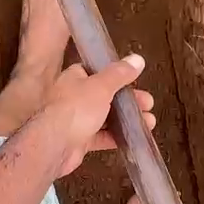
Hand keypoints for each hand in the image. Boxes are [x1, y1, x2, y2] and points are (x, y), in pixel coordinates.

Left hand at [34, 54, 154, 176]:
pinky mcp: (78, 140)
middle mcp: (73, 98)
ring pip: (105, 117)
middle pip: (104, 96)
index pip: (96, 72)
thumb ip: (120, 74)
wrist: (54, 145)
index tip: (134, 80)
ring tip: (149, 122)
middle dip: (128, 100)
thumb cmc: (75, 109)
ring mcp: (75, 120)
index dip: (116, 75)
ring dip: (126, 119)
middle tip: (148, 103)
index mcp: (74, 78)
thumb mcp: (101, 86)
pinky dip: (116, 137)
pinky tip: (134, 138)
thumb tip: (137, 59)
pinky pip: (101, 137)